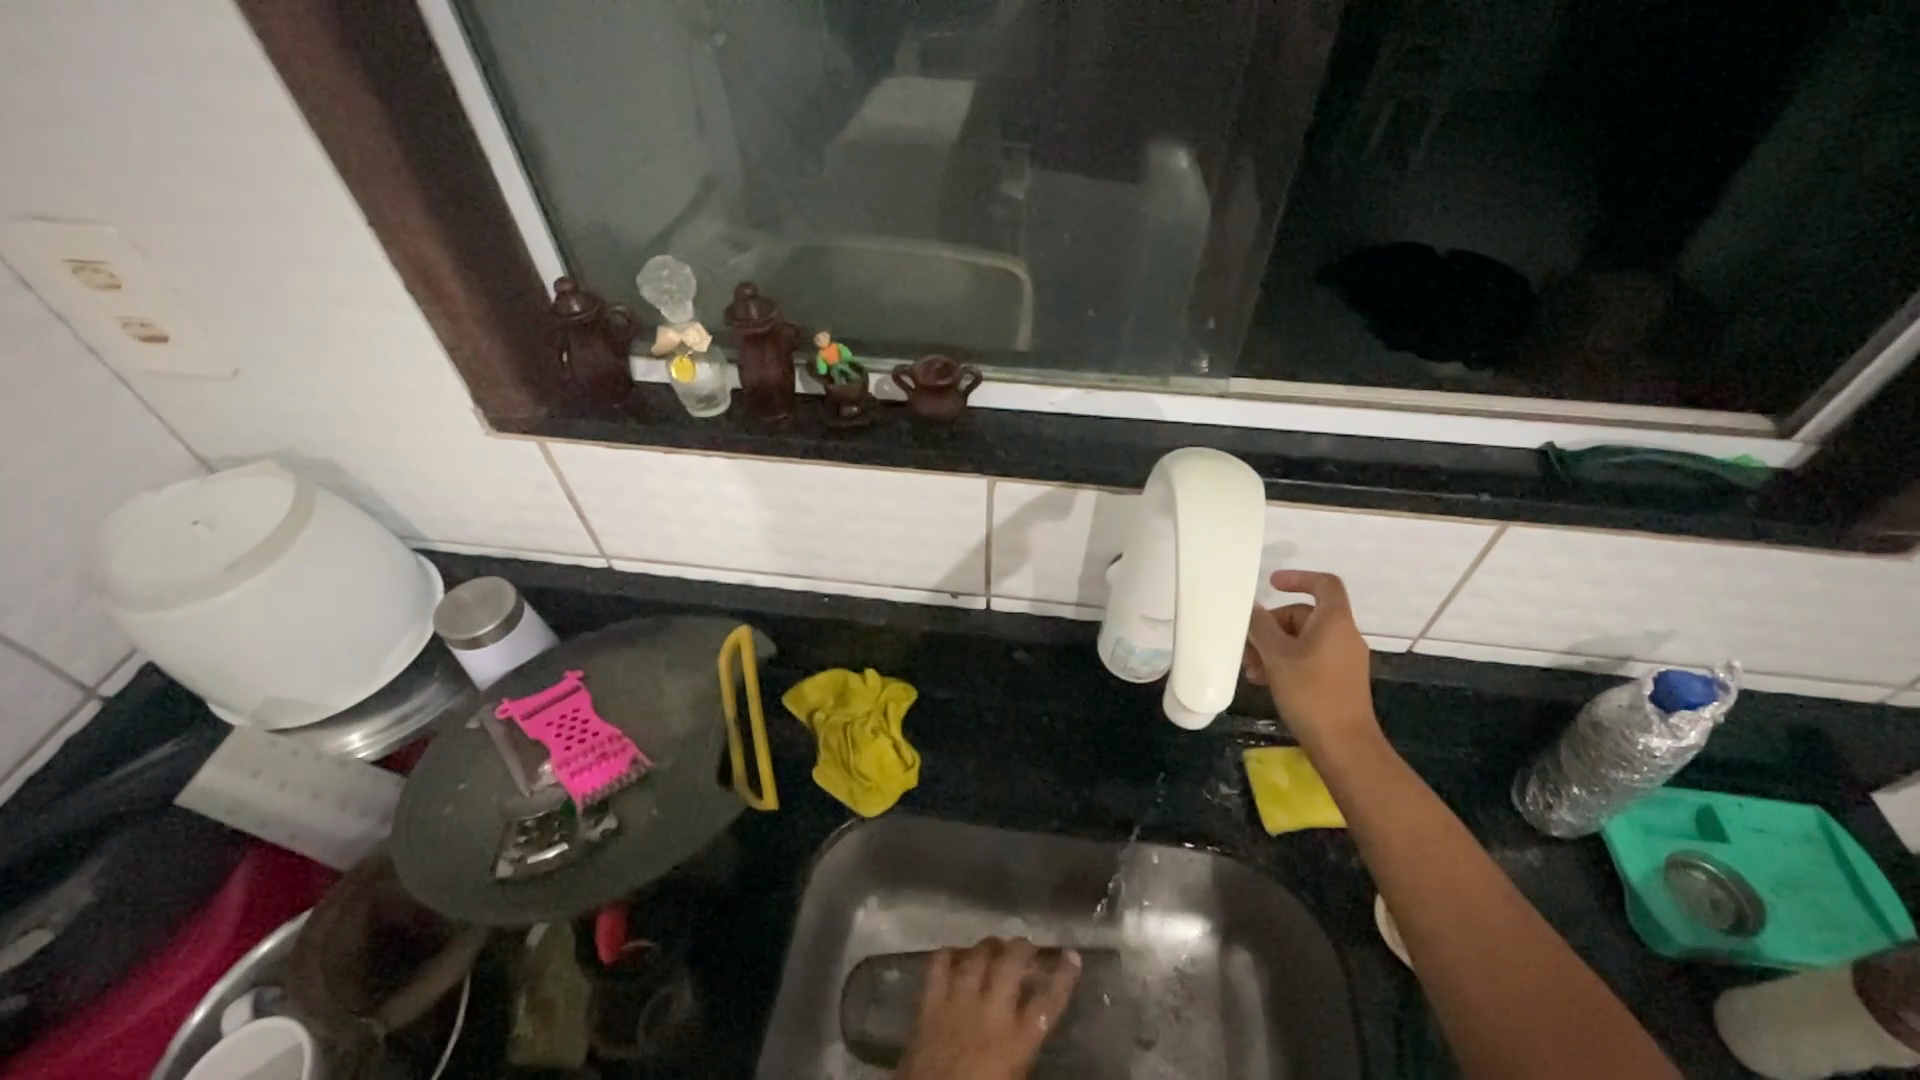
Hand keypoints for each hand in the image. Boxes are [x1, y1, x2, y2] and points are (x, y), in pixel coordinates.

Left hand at [897, 938, 1080, 1079]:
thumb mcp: (1014, 1073)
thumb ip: (1024, 1044)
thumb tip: (1032, 1021)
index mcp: (1017, 1040)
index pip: (1049, 1001)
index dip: (1063, 976)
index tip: (1072, 955)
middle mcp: (991, 1013)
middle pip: (1011, 965)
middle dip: (1022, 948)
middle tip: (1026, 945)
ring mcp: (958, 1003)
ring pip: (977, 957)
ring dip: (988, 946)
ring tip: (995, 944)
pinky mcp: (930, 1003)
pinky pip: (939, 964)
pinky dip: (949, 953)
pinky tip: (956, 954)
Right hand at [1245, 570, 1378, 749]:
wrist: (1343, 743)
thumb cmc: (1310, 692)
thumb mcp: (1277, 656)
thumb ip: (1261, 627)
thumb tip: (1251, 608)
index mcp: (1334, 621)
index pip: (1324, 584)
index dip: (1298, 578)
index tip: (1271, 584)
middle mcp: (1344, 634)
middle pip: (1304, 615)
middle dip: (1271, 626)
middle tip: (1247, 646)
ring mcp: (1344, 658)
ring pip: (1303, 639)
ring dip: (1274, 648)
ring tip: (1250, 669)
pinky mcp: (1339, 679)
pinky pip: (1310, 658)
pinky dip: (1287, 662)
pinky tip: (1264, 681)